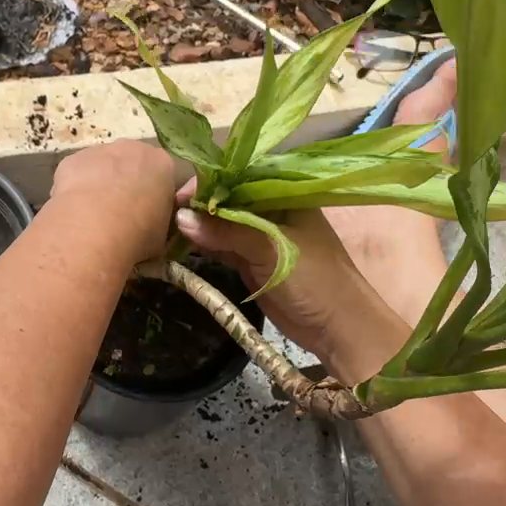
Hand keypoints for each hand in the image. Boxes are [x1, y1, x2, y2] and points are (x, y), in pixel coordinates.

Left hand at [48, 141, 178, 267]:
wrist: (94, 227)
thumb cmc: (138, 233)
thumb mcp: (163, 234)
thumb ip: (161, 221)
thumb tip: (153, 224)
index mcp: (162, 164)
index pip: (163, 175)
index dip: (155, 195)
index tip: (148, 213)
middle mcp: (133, 148)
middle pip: (133, 163)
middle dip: (128, 182)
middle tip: (121, 212)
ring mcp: (100, 150)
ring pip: (103, 165)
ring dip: (102, 183)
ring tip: (94, 213)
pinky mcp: (73, 159)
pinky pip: (78, 172)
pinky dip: (77, 186)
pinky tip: (75, 209)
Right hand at [176, 201, 410, 383]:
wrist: (340, 330)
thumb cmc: (316, 281)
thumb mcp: (270, 249)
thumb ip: (226, 232)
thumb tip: (181, 218)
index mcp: (284, 194)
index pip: (238, 175)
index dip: (208, 182)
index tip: (179, 198)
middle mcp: (270, 208)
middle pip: (226, 197)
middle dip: (197, 204)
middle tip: (165, 216)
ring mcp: (260, 235)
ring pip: (221, 222)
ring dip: (196, 226)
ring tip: (165, 230)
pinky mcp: (252, 259)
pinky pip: (222, 245)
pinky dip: (203, 245)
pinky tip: (179, 246)